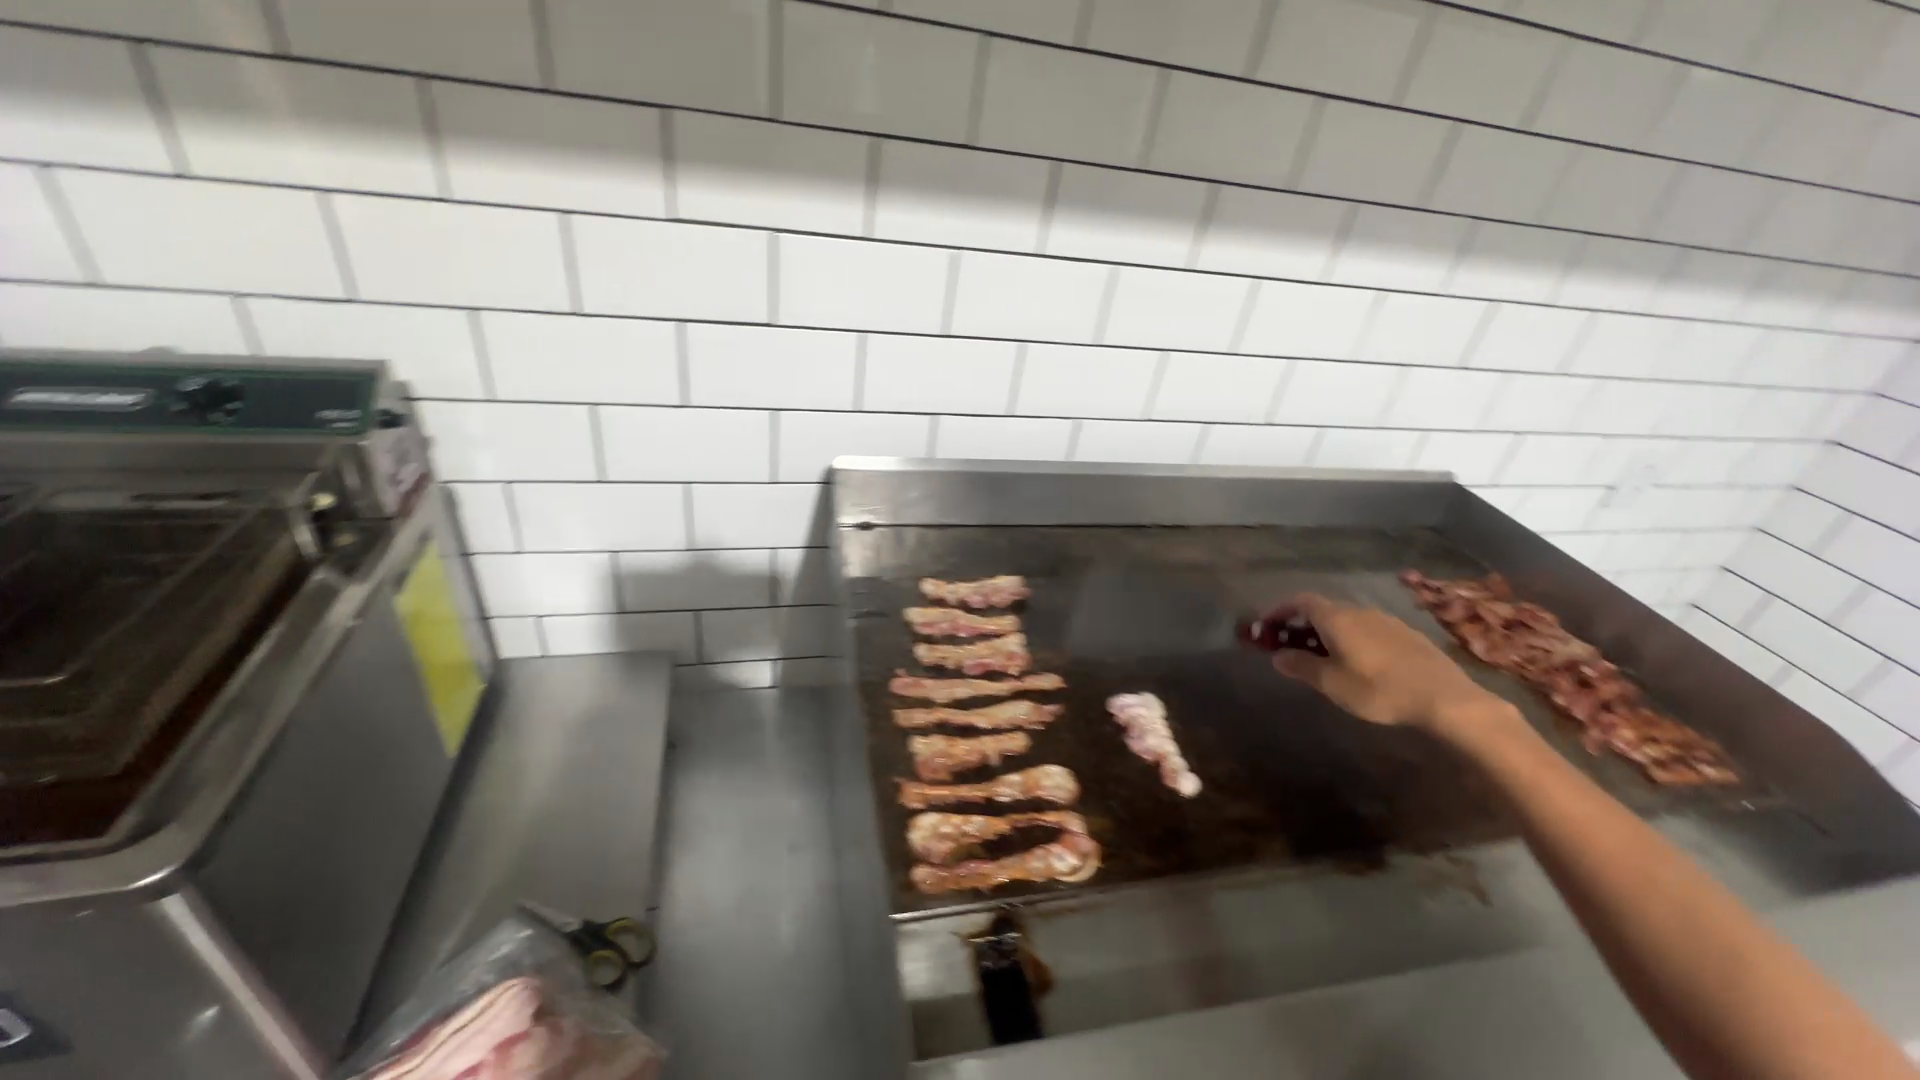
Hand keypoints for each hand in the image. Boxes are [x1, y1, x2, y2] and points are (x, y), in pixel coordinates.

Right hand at [1268, 593, 1510, 733]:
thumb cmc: (1379, 689)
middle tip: (1291, 648)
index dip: (1280, 610)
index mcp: (1337, 618)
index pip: (1300, 601)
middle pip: (1324, 610)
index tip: (1266, 627)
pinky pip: (1369, 630)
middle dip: (1302, 625)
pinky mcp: (1407, 634)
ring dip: (1329, 633)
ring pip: (1348, 620)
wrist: (1444, 698)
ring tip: (1324, 658)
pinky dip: (1353, 639)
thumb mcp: (1331, 683)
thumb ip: (1301, 666)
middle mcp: (1360, 611)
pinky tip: (1359, 663)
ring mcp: (1386, 621)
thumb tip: (1278, 655)